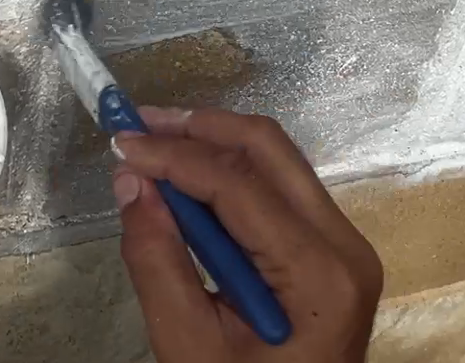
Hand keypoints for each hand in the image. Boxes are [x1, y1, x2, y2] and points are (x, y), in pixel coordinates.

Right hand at [112, 108, 381, 362]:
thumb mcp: (189, 350)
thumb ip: (157, 261)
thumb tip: (128, 178)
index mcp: (320, 274)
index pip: (238, 185)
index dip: (173, 155)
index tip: (121, 141)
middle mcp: (343, 242)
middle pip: (267, 148)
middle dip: (196, 127)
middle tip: (138, 125)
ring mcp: (341, 241)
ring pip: (273, 157)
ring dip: (209, 140)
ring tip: (153, 141)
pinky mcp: (327, 246)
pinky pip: (275, 183)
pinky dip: (225, 169)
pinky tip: (184, 175)